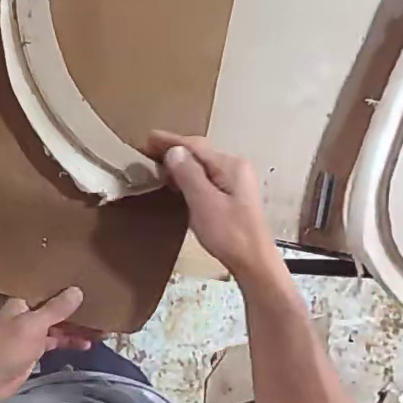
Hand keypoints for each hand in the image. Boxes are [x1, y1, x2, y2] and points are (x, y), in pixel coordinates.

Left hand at [0, 287, 97, 401]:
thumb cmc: (8, 347)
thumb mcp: (34, 325)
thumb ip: (56, 309)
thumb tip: (77, 290)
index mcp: (22, 301)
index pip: (47, 288)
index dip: (65, 286)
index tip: (86, 281)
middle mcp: (27, 313)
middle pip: (55, 307)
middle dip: (75, 309)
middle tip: (101, 306)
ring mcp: (31, 332)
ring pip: (58, 325)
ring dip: (76, 327)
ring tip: (100, 328)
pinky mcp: (34, 349)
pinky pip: (56, 341)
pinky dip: (69, 341)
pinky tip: (87, 344)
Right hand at [149, 131, 284, 282]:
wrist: (254, 263)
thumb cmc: (230, 235)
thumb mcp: (204, 203)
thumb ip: (188, 174)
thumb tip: (174, 151)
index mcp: (231, 166)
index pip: (195, 146)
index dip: (170, 141)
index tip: (148, 139)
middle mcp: (237, 168)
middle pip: (201, 154)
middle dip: (175, 151)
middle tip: (148, 153)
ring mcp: (237, 183)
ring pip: (204, 167)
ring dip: (182, 166)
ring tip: (159, 168)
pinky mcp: (235, 197)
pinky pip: (208, 179)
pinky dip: (190, 178)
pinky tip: (179, 185)